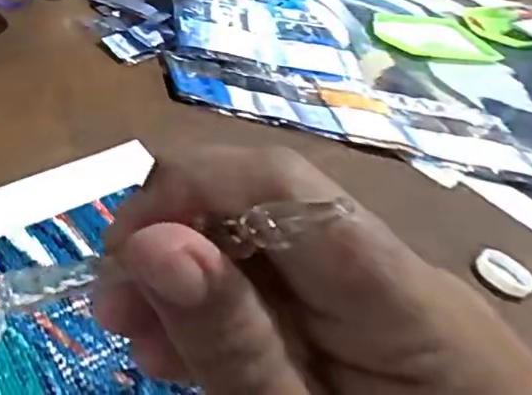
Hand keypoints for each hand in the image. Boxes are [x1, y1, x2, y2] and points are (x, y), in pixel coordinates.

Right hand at [92, 146, 531, 394]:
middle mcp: (407, 283)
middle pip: (260, 210)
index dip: (186, 188)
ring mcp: (393, 306)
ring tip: (135, 335)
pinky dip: (219, 307)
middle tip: (112, 306)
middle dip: (171, 239)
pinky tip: (183, 348)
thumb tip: (145, 237)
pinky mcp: (376, 332)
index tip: (121, 248)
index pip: (283, 184)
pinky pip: (278, 289)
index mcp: (418, 310)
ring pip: (257, 245)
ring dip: (183, 275)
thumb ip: (233, 345)